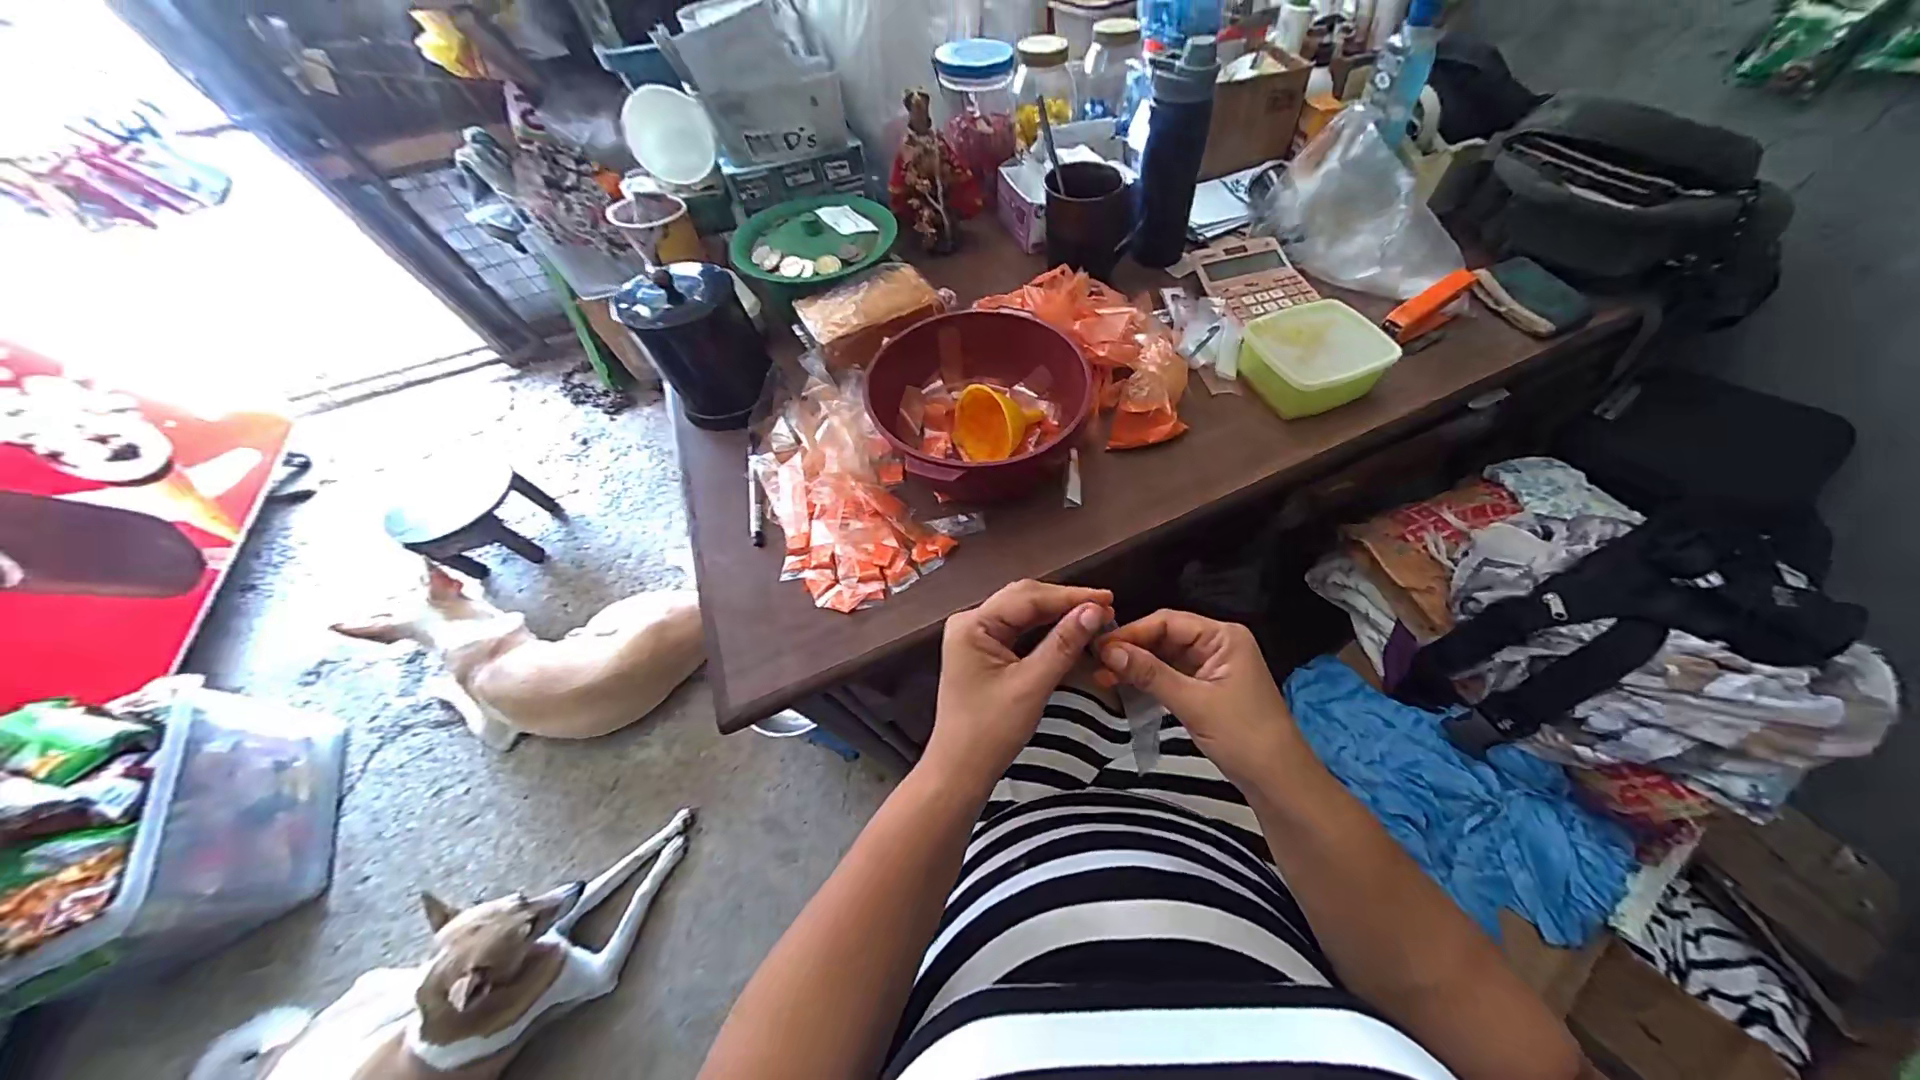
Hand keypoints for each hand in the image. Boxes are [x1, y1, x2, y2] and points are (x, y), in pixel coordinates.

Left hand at [926, 580, 1113, 789]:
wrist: (961, 769)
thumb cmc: (987, 733)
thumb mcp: (1031, 685)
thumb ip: (1063, 644)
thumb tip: (1092, 612)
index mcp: (972, 625)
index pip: (1028, 597)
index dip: (1070, 596)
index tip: (1105, 598)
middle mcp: (970, 624)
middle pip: (1025, 599)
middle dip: (1065, 601)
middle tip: (1104, 606)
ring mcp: (976, 637)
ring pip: (1024, 613)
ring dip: (1058, 614)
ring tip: (1093, 615)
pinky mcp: (985, 652)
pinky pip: (1020, 631)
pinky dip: (1046, 630)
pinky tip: (1070, 630)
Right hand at [1097, 610, 1303, 790]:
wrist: (1279, 782)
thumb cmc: (1243, 736)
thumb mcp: (1192, 702)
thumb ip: (1150, 673)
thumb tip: (1108, 651)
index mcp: (1223, 636)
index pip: (1167, 622)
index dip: (1131, 632)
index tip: (1099, 647)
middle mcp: (1217, 643)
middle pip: (1164, 635)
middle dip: (1130, 648)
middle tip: (1096, 663)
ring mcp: (1211, 665)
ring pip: (1164, 655)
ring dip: (1136, 664)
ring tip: (1102, 675)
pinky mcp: (1206, 687)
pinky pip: (1169, 673)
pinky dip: (1147, 678)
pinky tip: (1123, 684)